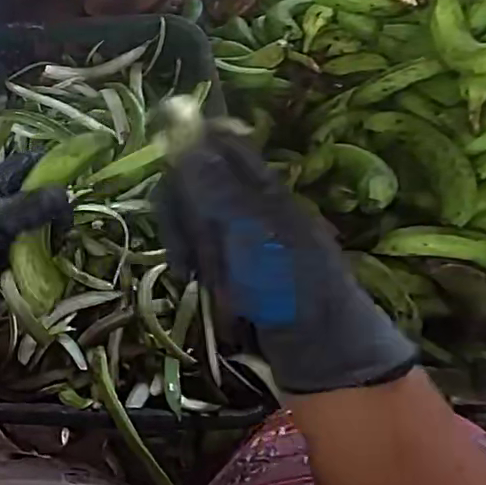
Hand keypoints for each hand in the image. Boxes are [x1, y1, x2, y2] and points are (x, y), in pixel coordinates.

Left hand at [0, 153, 71, 295]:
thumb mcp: (0, 217)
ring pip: (34, 212)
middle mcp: (1, 193)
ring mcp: (0, 216)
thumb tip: (66, 195)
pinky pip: (27, 233)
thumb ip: (33, 205)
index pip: (30, 161)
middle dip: (54, 200)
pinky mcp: (1, 238)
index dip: (51, 165)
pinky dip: (39, 238)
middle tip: (71, 215)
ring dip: (49, 222)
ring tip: (64, 235)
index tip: (73, 179)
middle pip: (36, 188)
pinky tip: (51, 247)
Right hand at [154, 133, 415, 394]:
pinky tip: (194, 280)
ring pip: (191, 216)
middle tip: (182, 243)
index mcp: (261, 186)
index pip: (219, 143)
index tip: (165, 166)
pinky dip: (189, 259)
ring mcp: (240, 235)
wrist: (319, 351)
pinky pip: (197, 246)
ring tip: (193, 273)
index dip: (190, 145)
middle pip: (194, 182)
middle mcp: (248, 204)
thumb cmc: (289, 286)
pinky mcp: (231, 264)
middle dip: (179, 210)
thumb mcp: (250, 231)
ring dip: (184, 241)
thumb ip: (214, 186)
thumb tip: (183, 133)